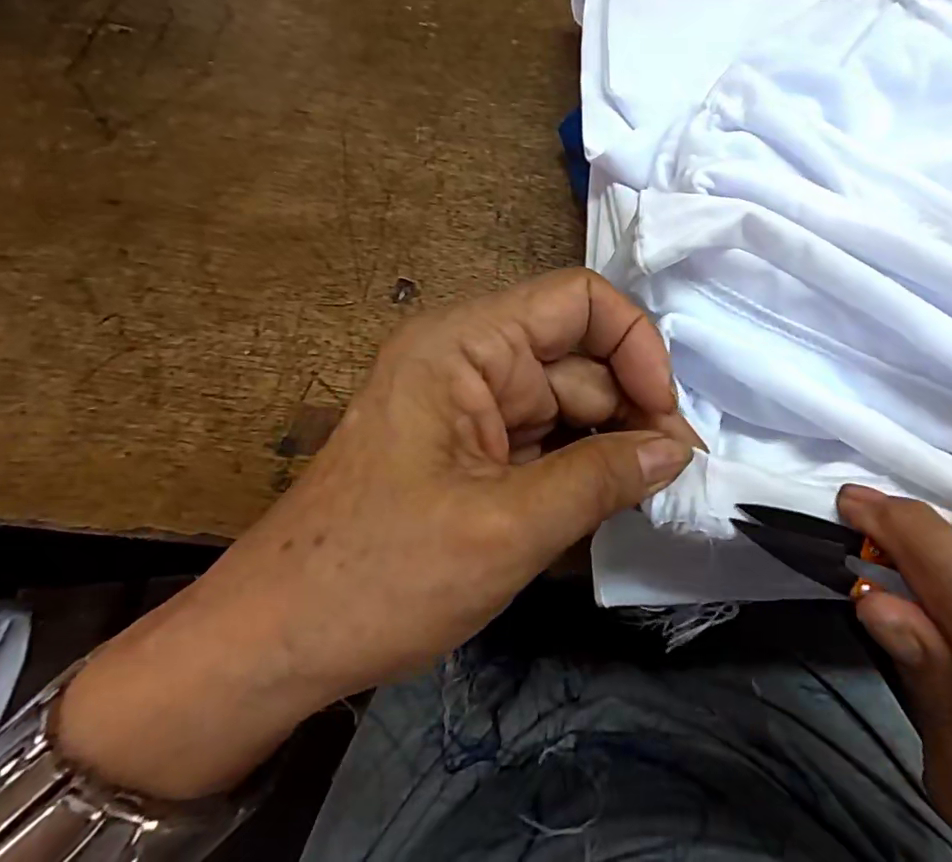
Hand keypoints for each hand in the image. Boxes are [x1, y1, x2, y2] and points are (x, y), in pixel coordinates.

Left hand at [54, 269, 699, 797]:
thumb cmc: (380, 577)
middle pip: (582, 360)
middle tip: (678, 472)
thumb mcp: (506, 529)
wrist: (272, 649)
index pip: (578, 302)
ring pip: (573, 407)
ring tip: (655, 496)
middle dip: (634, 409)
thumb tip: (679, 451)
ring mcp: (475, 411)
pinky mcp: (478, 455)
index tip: (664, 416)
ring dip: (615, 446)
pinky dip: (586, 471)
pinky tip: (615, 507)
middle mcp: (473, 364)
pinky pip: (552, 445)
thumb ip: (601, 479)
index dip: (635, 345)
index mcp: (466, 347)